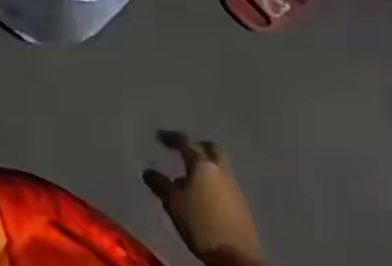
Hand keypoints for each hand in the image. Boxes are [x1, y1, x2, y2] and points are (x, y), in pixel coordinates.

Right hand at [144, 132, 263, 265]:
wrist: (237, 258)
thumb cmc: (200, 224)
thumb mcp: (173, 203)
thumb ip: (159, 184)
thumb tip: (148, 172)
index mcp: (203, 166)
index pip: (186, 142)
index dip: (171, 137)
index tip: (160, 137)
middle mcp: (221, 171)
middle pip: (212, 149)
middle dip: (197, 146)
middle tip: (184, 151)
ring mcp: (235, 188)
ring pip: (221, 167)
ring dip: (206, 167)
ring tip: (190, 179)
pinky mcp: (242, 205)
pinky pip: (225, 184)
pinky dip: (213, 182)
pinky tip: (203, 197)